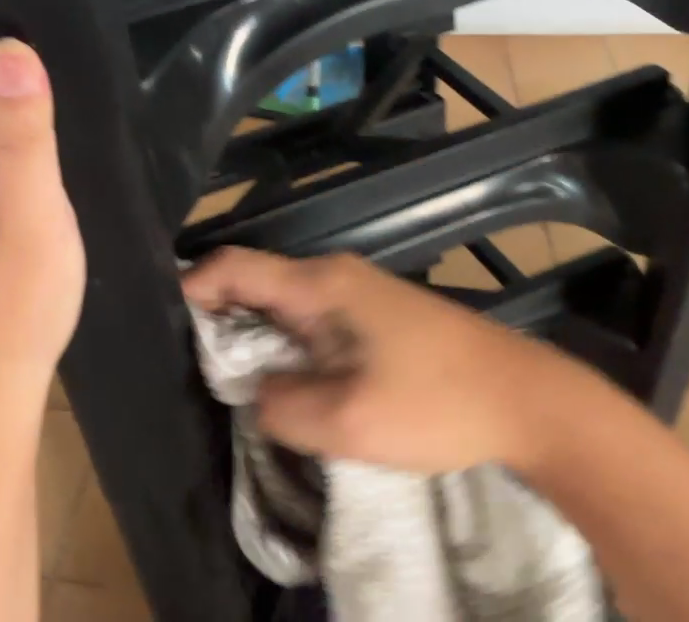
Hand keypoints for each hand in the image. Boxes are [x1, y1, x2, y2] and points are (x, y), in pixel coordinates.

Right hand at [182, 248, 588, 472]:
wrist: (525, 400)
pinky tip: (287, 383)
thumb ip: (282, 406)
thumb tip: (258, 392)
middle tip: (191, 369)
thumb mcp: (348, 422)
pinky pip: (312, 322)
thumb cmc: (436, 403)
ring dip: (255, 339)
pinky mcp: (377, 317)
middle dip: (218, 321)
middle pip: (255, 284)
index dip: (192, 288)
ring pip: (284, 306)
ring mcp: (359, 294)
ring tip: (231, 383)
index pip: (234, 267)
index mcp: (321, 286)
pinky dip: (287, 346)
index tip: (163, 324)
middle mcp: (335, 276)